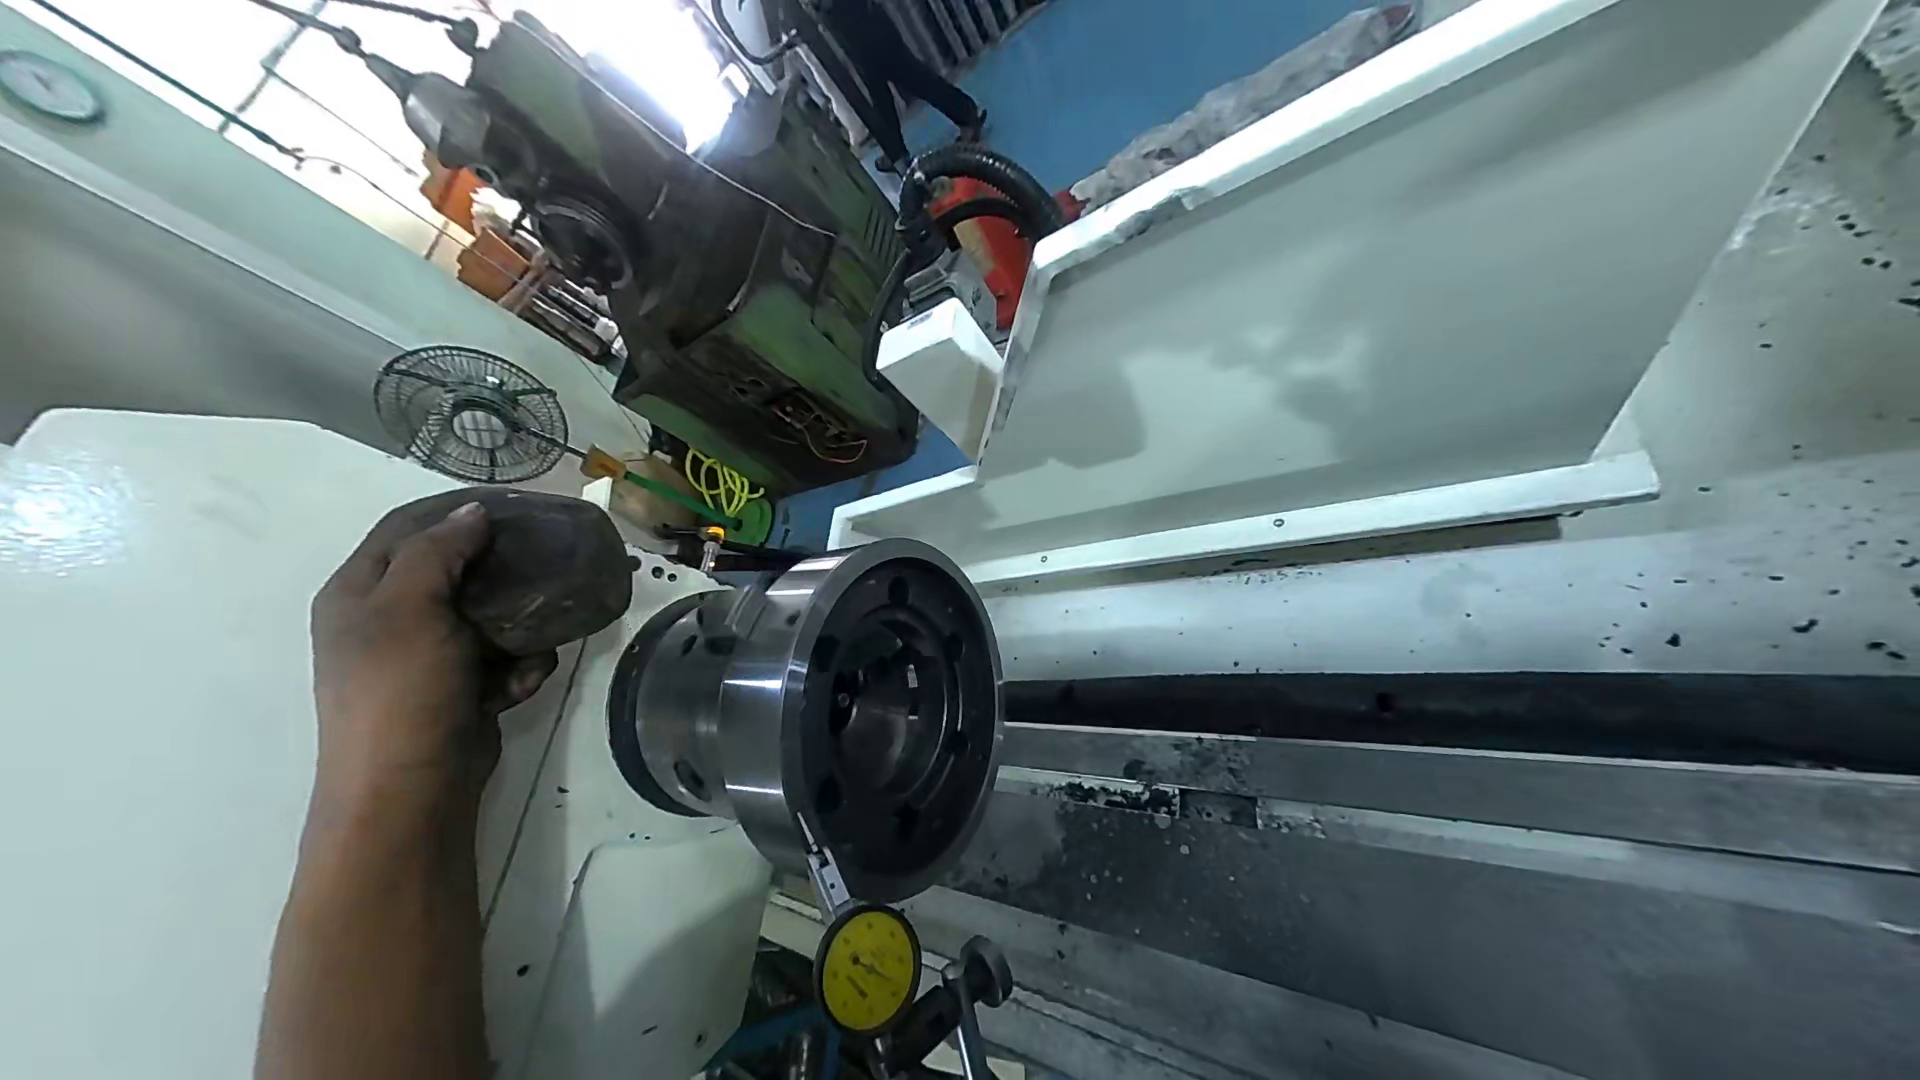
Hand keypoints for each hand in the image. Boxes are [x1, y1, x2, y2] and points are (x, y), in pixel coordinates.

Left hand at [310, 501, 557, 802]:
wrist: (412, 787)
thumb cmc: (400, 690)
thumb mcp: (408, 610)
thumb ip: (437, 553)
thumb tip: (474, 512)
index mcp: (361, 593)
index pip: (408, 527)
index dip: (457, 510)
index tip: (517, 506)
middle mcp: (393, 618)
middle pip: (458, 568)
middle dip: (504, 569)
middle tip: (549, 559)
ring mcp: (430, 654)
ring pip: (492, 614)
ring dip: (520, 629)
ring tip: (531, 648)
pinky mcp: (464, 683)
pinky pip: (505, 656)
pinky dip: (520, 668)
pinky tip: (520, 686)